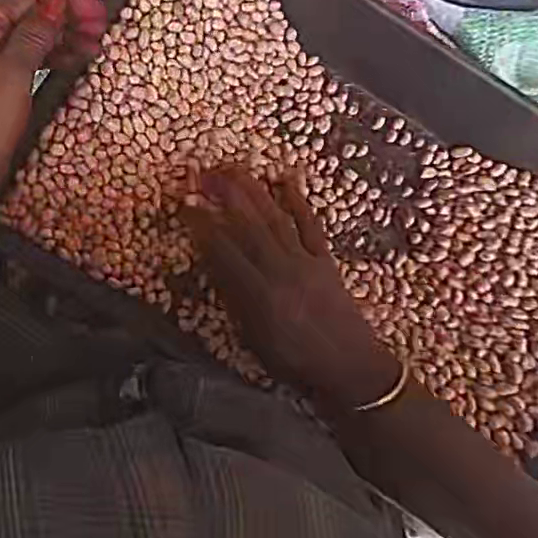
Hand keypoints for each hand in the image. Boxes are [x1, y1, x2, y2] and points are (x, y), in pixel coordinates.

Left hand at [0, 0, 105, 222]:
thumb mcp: (11, 76)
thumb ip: (33, 36)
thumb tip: (55, 5)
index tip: (98, 14)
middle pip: (31, 10)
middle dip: (68, 14)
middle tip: (102, 29)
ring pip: (34, 35)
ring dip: (65, 35)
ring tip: (95, 46)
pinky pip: (31, 60)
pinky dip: (54, 57)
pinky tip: (75, 62)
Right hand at [183, 166, 399, 409]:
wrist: (351, 368)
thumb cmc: (295, 362)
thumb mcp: (254, 339)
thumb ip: (234, 300)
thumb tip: (214, 264)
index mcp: (259, 294)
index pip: (223, 250)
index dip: (202, 225)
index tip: (186, 205)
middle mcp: (281, 270)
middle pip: (248, 225)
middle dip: (224, 196)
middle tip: (204, 174)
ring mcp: (306, 261)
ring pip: (275, 218)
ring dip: (253, 191)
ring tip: (234, 169)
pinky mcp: (325, 260)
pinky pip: (310, 225)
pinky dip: (298, 201)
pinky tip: (285, 180)